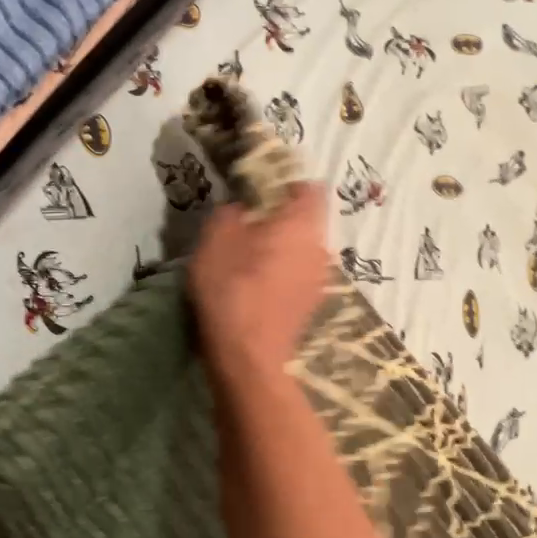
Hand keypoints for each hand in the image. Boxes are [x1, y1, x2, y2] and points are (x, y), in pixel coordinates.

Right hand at [187, 183, 329, 386]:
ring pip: (301, 248)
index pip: (308, 186)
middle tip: (244, 224)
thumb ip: (230, 212)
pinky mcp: (310, 303)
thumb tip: (242, 207)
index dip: (283, 182)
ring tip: (246, 257)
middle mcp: (321, 246)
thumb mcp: (215, 239)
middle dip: (278, 217)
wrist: (248, 354)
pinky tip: (253, 285)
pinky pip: (296, 273)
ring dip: (278, 247)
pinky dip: (279, 272)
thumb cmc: (231, 288)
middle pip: (305, 219)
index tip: (255, 190)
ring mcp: (319, 278)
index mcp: (302, 223)